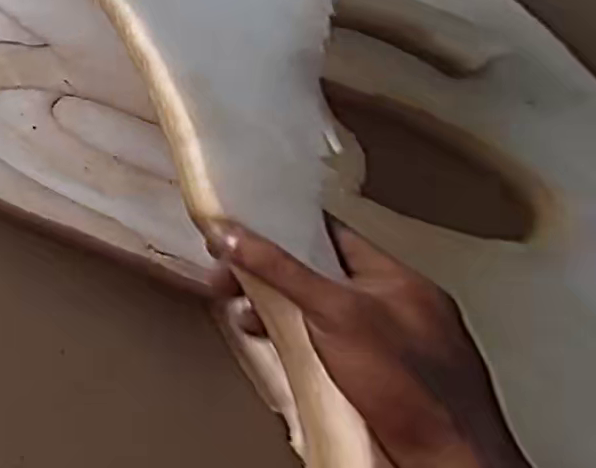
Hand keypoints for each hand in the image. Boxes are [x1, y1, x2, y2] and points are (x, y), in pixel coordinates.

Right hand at [215, 219, 529, 467]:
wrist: (445, 466)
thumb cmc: (406, 384)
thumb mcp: (333, 312)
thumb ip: (276, 267)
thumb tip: (221, 229)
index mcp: (400, 282)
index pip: (328, 232)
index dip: (279, 222)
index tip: (234, 222)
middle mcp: (393, 304)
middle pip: (308, 266)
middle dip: (260, 268)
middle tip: (225, 271)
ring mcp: (381, 339)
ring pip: (305, 301)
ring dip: (265, 301)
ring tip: (238, 309)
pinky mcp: (366, 369)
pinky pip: (310, 332)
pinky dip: (280, 329)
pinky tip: (262, 335)